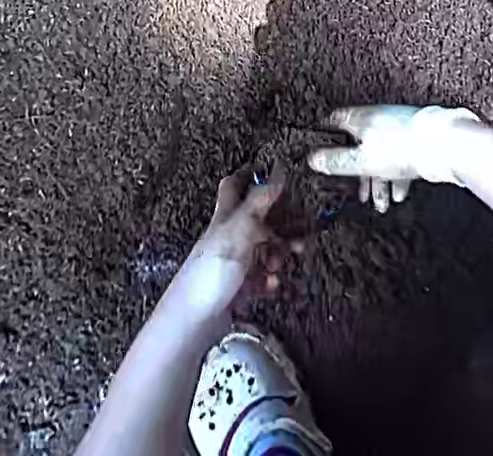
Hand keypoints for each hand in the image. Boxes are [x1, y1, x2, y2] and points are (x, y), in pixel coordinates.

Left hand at [171, 163, 296, 315]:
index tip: (274, 172)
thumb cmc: (209, 273)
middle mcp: (230, 235)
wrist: (192, 324)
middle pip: (260, 219)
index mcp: (226, 216)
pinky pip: (264, 278)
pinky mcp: (239, 288)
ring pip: (265, 249)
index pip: (235, 185)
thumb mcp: (240, 228)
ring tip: (287, 262)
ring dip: (281, 253)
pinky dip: (274, 280)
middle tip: (299, 231)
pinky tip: (275, 286)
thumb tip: (279, 168)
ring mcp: (234, 262)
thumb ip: (261, 199)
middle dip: (282, 223)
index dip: (251, 175)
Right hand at [305, 105, 484, 212]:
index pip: (337, 121)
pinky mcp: (416, 140)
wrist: (444, 146)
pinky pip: (400, 158)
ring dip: (379, 180)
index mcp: (363, 118)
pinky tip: (398, 194)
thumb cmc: (402, 149)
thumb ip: (337, 161)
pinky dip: (396, 176)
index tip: (321, 147)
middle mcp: (380, 119)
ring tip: (381, 203)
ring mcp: (399, 128)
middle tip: (357, 191)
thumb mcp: (362, 161)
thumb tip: (314, 159)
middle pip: (361, 143)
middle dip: (359, 170)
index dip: (327, 134)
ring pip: (382, 154)